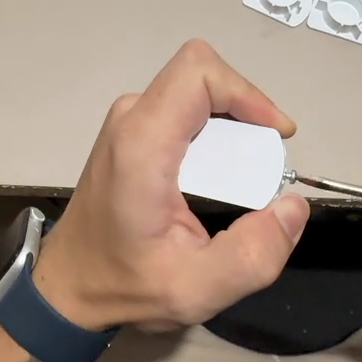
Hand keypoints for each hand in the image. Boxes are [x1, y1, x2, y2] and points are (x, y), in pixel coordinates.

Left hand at [32, 39, 309, 331]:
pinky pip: (182, 106)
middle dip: (245, 111)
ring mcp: (127, 120)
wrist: (67, 283)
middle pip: (200, 76)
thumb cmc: (124, 284)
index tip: (274, 134)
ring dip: (231, 121)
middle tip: (264, 163)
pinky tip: (222, 172)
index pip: (197, 72)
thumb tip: (293, 207)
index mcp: (142, 143)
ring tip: (247, 172)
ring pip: (194, 90)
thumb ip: (254, 254)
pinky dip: (213, 128)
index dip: (245, 91)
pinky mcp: (129, 130)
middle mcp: (131, 118)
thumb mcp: (197, 290)